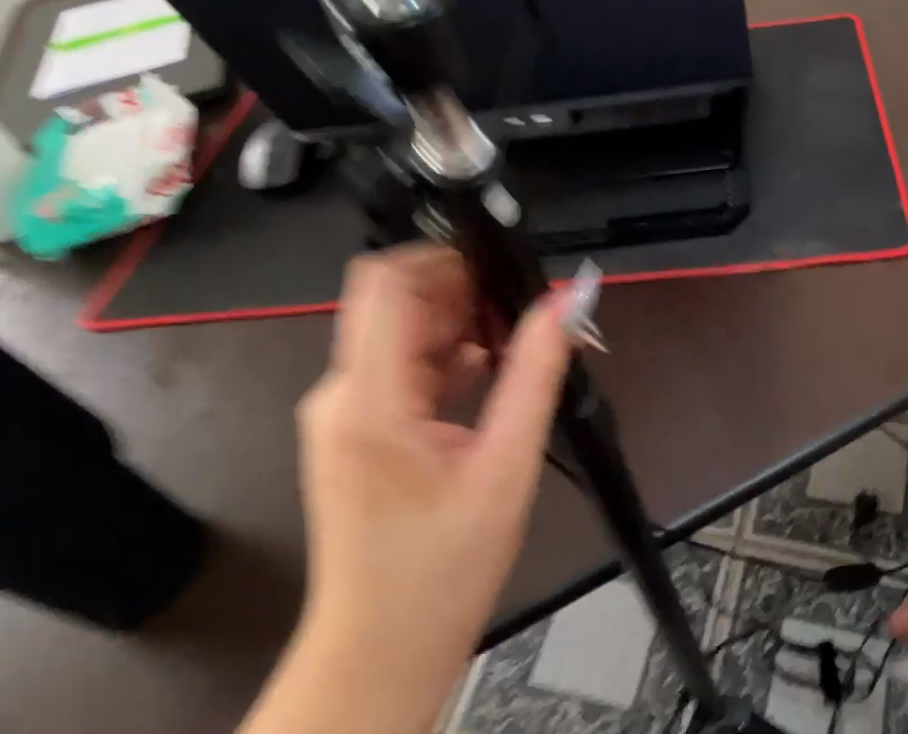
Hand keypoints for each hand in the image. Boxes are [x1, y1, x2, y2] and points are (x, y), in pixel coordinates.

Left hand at [242, 244, 571, 733]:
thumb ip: (536, 373)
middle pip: (396, 304)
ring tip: (516, 347)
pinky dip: (445, 359)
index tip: (502, 272)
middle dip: (462, 294)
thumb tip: (567, 302)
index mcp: (369, 400)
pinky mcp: (353, 430)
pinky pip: (399, 369)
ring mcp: (342, 413)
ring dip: (458, 327)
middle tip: (523, 315)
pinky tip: (488, 377)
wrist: (383, 649)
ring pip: (400, 334)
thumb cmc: (444, 569)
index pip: (386, 283)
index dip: (443, 258)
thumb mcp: (506, 465)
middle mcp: (341, 395)